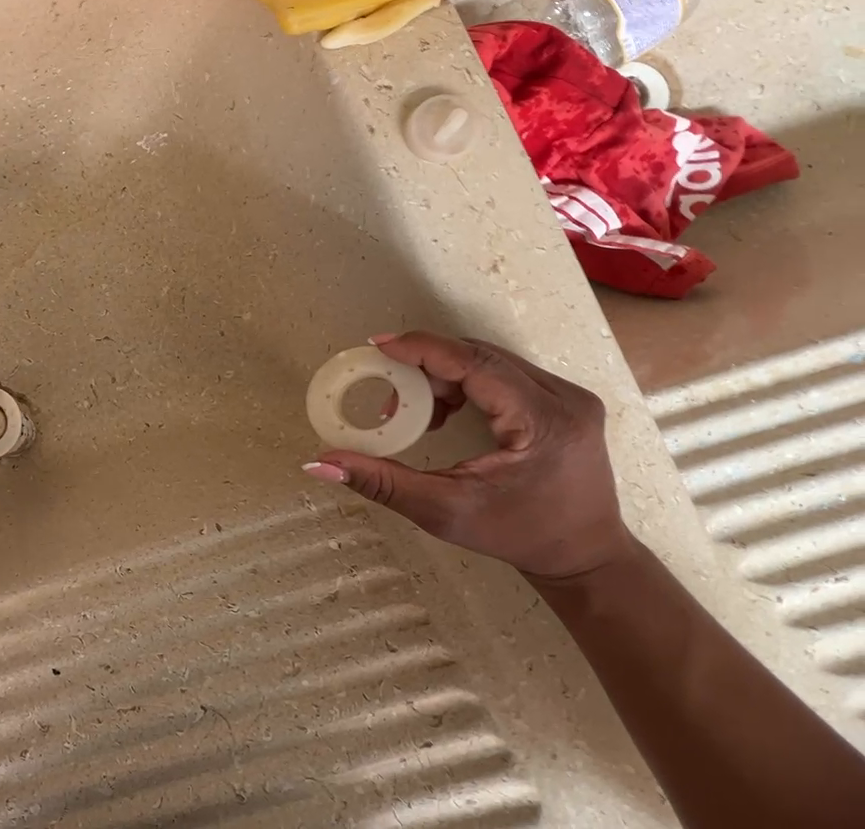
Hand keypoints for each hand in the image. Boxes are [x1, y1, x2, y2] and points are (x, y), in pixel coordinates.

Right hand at [305, 331, 636, 580]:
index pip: (474, 363)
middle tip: (386, 390)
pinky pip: (502, 373)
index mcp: (543, 422)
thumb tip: (318, 464)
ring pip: (488, 360)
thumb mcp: (442, 510)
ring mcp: (568, 398)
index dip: (421, 349)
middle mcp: (564, 399)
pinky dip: (462, 382)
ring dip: (441, 374)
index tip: (377, 347)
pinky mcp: (563, 403)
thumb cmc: (518, 536)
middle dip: (424, 365)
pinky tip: (442, 411)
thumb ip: (379, 481)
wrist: (584, 557)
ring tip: (412, 409)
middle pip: (479, 355)